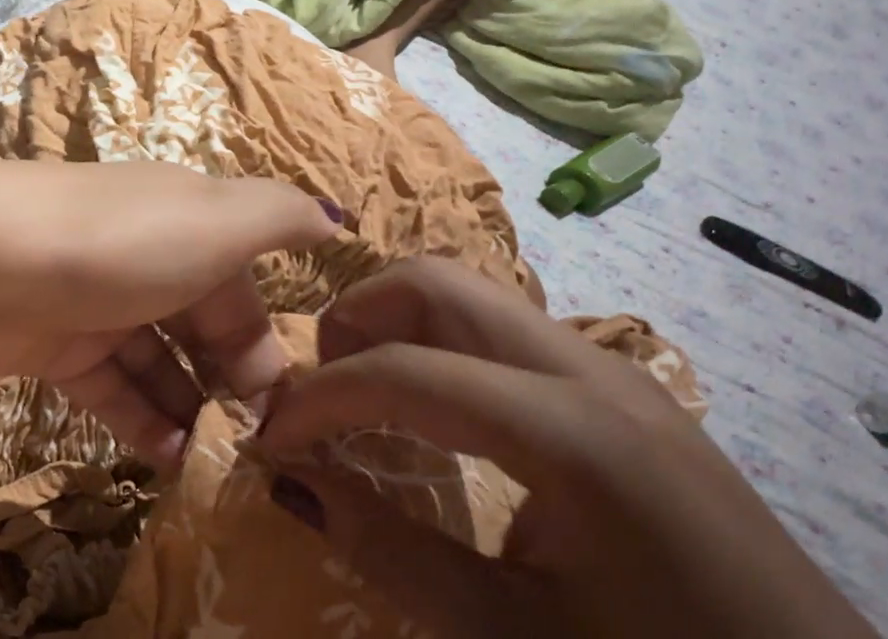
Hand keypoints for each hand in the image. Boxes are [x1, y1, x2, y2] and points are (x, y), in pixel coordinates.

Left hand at [0, 161, 341, 468]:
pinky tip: (168, 457)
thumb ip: (280, 218)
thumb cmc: (119, 241)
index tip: (292, 413)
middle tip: (255, 454)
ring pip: (157, 366)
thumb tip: (335, 221)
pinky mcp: (55, 348)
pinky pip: (111, 389)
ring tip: (217, 469)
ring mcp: (96, 306)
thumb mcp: (217, 216)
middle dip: (229, 388)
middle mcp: (143, 260)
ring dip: (188, 412)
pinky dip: (140, 420)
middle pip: (200, 331)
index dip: (267, 348)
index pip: (242, 292)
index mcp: (184, 222)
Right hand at [255, 257, 876, 638]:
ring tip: (362, 397)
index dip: (316, 399)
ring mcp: (609, 369)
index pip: (403, 371)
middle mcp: (589, 370)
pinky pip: (499, 329)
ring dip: (392, 324)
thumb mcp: (511, 633)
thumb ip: (389, 550)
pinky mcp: (617, 386)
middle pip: (434, 282)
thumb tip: (288, 483)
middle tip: (320, 393)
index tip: (270, 440)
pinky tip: (430, 413)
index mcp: (571, 431)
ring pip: (467, 292)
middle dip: (352, 320)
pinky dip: (435, 345)